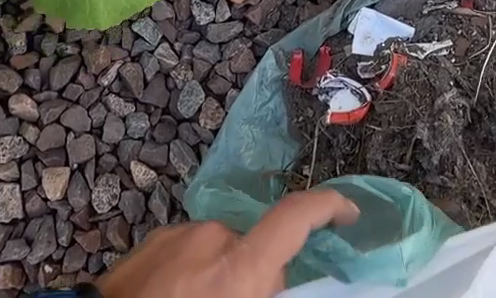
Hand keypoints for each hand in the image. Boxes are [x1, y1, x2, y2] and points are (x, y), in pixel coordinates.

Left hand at [94, 189, 358, 297]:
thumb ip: (268, 290)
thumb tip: (277, 281)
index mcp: (238, 270)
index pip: (296, 218)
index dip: (330, 207)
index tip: (349, 211)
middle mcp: (211, 239)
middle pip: (255, 250)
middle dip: (258, 280)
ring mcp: (175, 236)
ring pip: (219, 253)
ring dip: (220, 280)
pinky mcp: (146, 244)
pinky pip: (186, 254)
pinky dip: (190, 277)